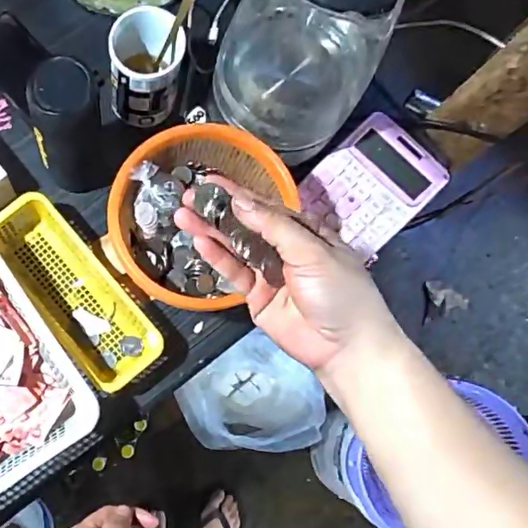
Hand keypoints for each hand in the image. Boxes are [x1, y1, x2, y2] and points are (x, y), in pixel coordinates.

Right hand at [173, 187, 401, 380]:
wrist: (344, 345)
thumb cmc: (340, 293)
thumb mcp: (311, 251)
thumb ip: (274, 227)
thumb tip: (241, 203)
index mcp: (305, 232)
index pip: (266, 208)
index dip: (239, 194)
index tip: (211, 182)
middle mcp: (284, 249)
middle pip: (246, 226)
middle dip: (219, 210)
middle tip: (190, 197)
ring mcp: (269, 274)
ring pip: (235, 248)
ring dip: (211, 231)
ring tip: (184, 216)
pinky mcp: (257, 297)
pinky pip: (234, 274)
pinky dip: (217, 259)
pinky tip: (200, 243)